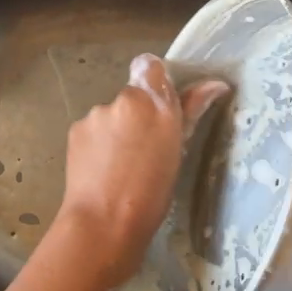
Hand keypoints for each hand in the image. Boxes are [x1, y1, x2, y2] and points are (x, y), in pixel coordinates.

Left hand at [55, 54, 229, 290]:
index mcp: (152, 102)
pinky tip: (103, 171)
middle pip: (132, 96)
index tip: (161, 106)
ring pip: (111, 115)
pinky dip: (99, 145)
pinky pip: (93, 131)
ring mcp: (95, 115)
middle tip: (146, 149)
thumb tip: (216, 84)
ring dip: (117, 131)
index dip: (155, 81)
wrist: (103, 224)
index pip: (150, 65)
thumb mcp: (178, 151)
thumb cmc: (152, 194)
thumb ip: (192, 110)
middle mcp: (122, 100)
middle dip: (138, 115)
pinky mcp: (75, 131)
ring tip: (122, 167)